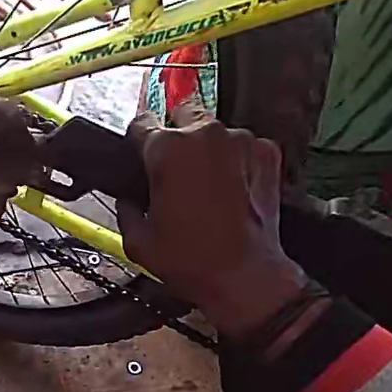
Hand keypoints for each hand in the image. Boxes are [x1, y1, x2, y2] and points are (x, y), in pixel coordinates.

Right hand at [117, 117, 306, 338]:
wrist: (244, 277)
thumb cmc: (191, 261)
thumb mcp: (138, 242)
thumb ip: (125, 210)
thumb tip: (127, 200)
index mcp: (167, 150)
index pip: (141, 123)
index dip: (138, 141)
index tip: (141, 154)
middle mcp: (205, 134)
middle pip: (182, 115)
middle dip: (176, 137)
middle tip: (174, 172)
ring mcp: (240, 141)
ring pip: (214, 131)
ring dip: (207, 150)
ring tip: (206, 188)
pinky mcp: (266, 153)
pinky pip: (243, 146)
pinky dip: (236, 162)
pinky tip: (231, 191)